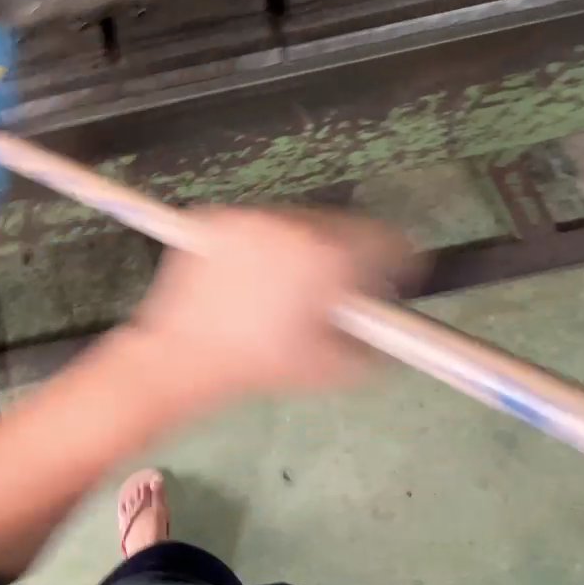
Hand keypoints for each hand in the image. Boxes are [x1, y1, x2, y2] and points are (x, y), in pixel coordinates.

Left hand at [128, 207, 424, 399]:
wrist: (185, 354)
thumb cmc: (261, 364)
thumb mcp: (333, 366)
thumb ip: (376, 342)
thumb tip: (389, 324)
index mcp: (329, 255)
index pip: (386, 239)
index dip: (397, 259)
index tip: (395, 273)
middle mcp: (293, 225)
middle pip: (341, 227)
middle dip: (347, 254)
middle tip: (336, 287)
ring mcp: (251, 218)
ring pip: (296, 223)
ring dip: (303, 247)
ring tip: (287, 286)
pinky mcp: (217, 219)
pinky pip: (256, 226)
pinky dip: (262, 244)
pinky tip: (254, 277)